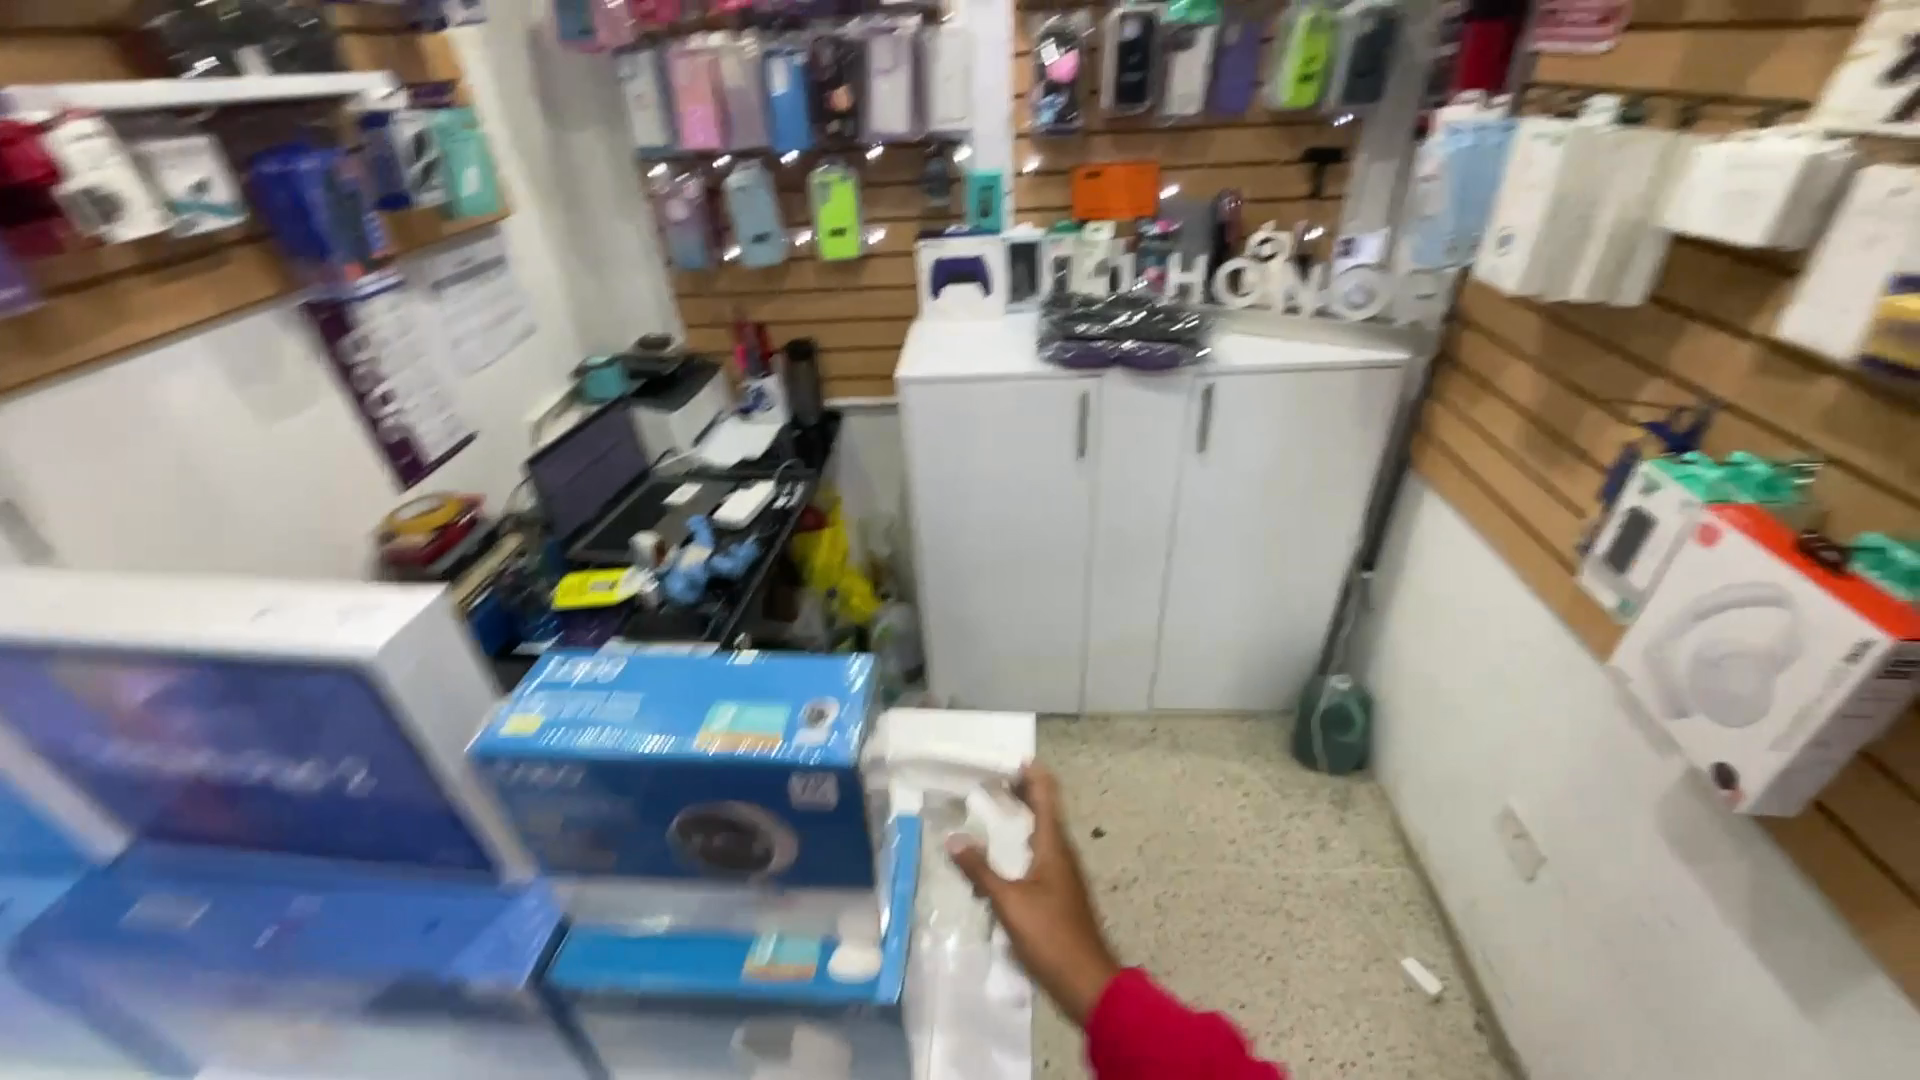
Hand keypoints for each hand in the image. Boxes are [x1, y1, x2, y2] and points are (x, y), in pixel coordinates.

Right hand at [946, 762, 1120, 1025]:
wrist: (1086, 981)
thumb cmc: (1050, 935)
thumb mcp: (1009, 902)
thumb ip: (980, 870)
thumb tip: (953, 838)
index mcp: (1054, 846)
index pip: (1046, 796)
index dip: (1032, 774)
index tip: (1011, 759)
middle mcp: (1062, 853)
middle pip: (1044, 811)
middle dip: (1021, 793)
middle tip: (991, 782)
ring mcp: (1064, 875)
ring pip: (1042, 835)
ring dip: (1020, 820)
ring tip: (992, 814)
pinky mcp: (1060, 894)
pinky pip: (1039, 857)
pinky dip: (1021, 846)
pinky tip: (1001, 861)